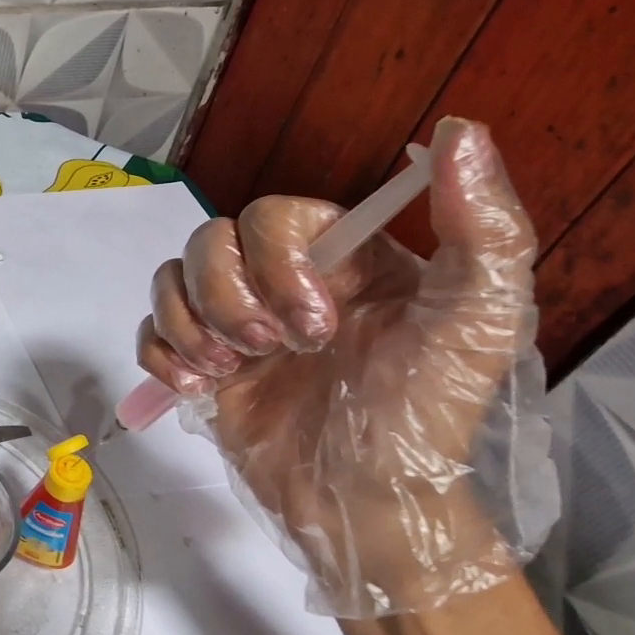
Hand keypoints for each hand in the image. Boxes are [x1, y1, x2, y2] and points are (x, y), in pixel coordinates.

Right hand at [138, 118, 539, 615]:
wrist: (364, 506)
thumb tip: (459, 129)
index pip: (271, 215)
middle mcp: (280, 279)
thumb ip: (485, 227)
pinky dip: (163, 355)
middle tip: (271, 351)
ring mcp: (234, 323)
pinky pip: (149, 331)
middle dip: (229, 300)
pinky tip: (198, 389)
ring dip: (192, 326)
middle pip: (208, 241)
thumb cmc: (423, 414)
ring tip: (228, 372)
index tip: (315, 327)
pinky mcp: (200, 365)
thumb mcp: (478, 321)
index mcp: (341, 257)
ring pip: (170, 279)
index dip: (275, 263)